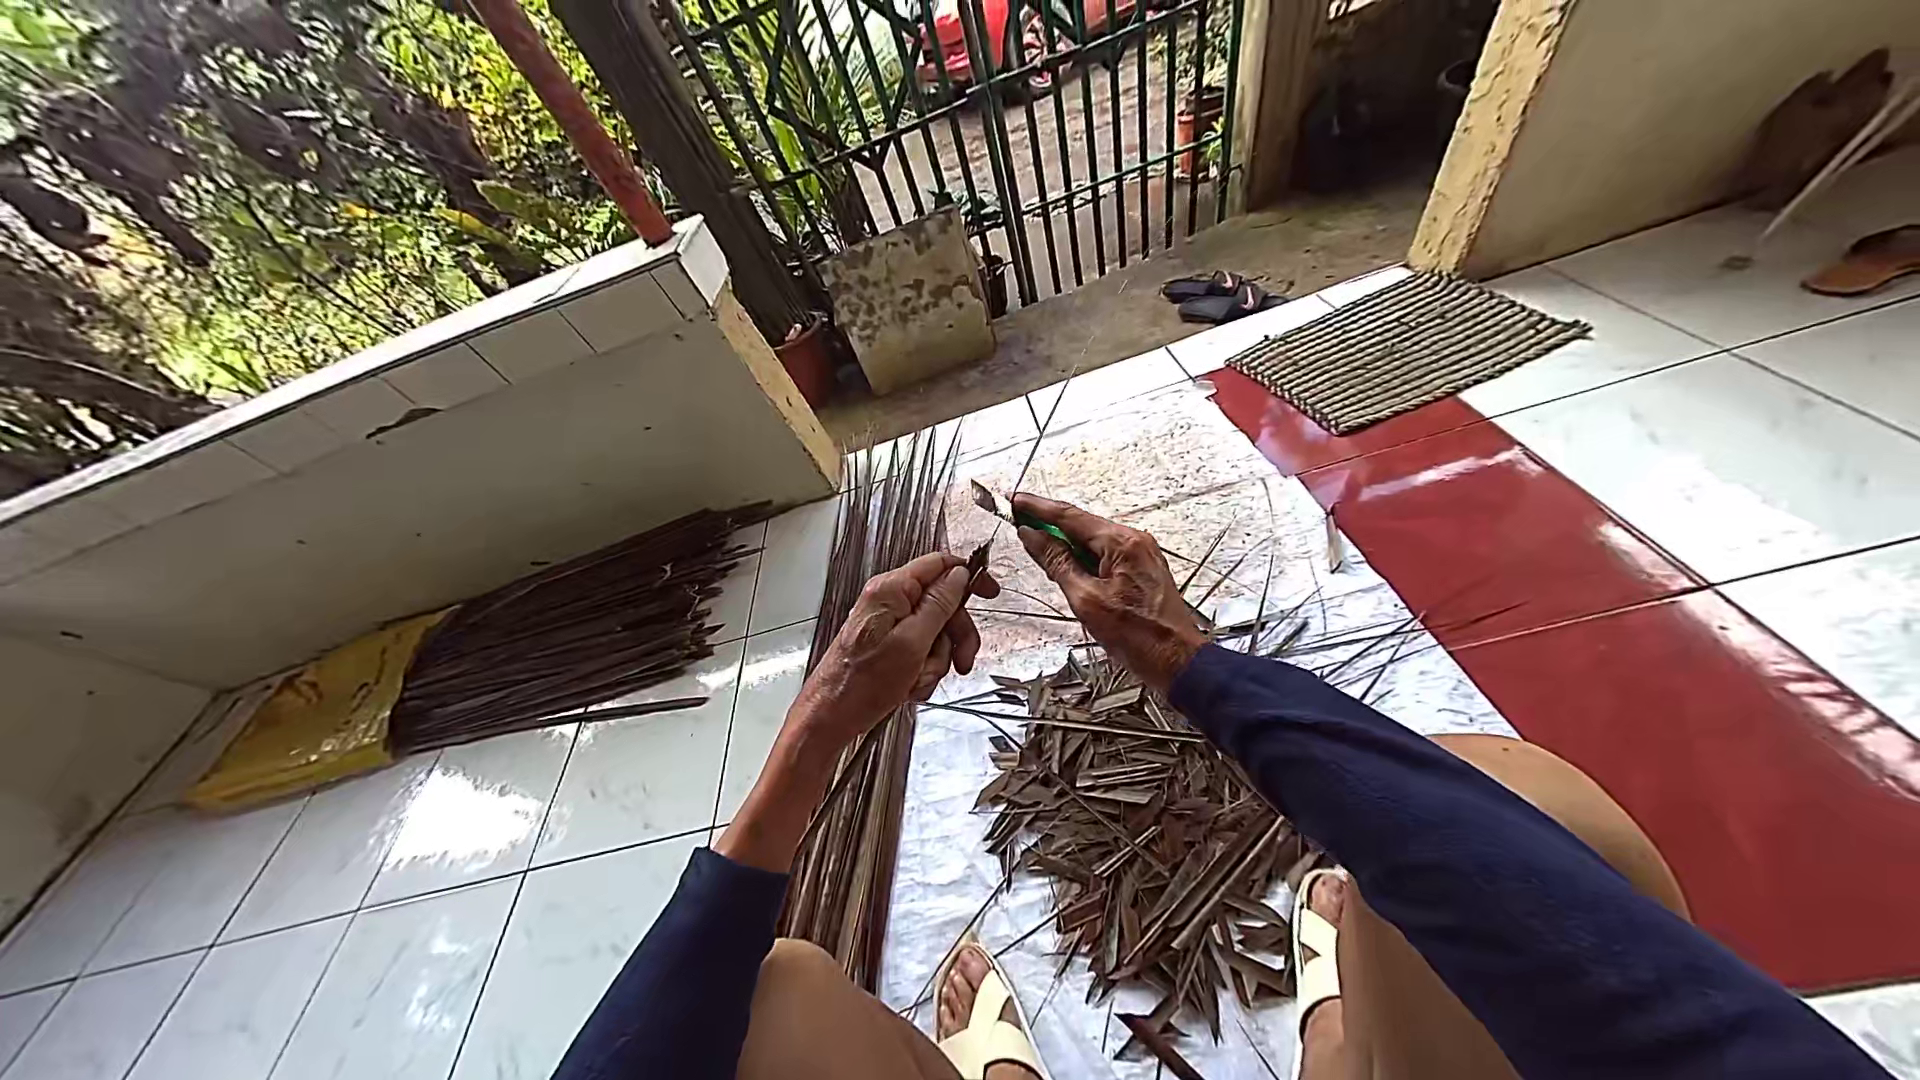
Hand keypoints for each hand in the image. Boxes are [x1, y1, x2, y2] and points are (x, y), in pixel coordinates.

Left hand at [786, 551, 1000, 751]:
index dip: (968, 576)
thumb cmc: (862, 683)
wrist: (831, 717)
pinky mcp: (889, 644)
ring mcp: (889, 623)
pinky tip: (911, 685)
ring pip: (936, 631)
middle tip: (961, 660)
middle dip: (955, 635)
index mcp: (891, 590)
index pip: (939, 564)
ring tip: (920, 679)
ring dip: (937, 659)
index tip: (990, 593)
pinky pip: (922, 650)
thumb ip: (939, 604)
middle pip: (943, 603)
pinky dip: (924, 669)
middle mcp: (889, 601)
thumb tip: (959, 574)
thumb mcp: (913, 642)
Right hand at [1013, 494, 1206, 693]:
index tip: (1016, 501)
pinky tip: (1068, 569)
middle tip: (1020, 524)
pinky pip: (1105, 554)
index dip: (1037, 508)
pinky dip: (1083, 558)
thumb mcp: (1086, 599)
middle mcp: (1135, 541)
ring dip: (1066, 545)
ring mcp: (1140, 554)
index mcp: (1122, 543)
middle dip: (1049, 525)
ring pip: (1092, 541)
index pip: (1069, 516)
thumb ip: (1057, 562)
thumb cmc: (1140, 637)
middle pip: (1081, 525)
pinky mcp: (1141, 569)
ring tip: (1039, 552)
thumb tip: (1033, 537)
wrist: (1177, 662)